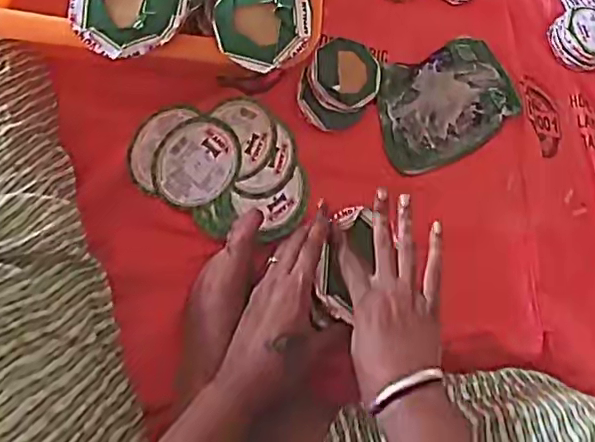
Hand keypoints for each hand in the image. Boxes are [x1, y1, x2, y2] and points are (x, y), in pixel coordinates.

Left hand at [211, 208, 332, 409]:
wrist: (240, 384)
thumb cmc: (279, 368)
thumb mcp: (313, 351)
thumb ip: (335, 333)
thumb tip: (354, 322)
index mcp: (296, 287)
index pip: (311, 248)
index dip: (320, 227)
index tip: (327, 211)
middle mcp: (278, 281)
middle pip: (294, 244)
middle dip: (308, 227)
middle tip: (319, 215)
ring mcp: (262, 288)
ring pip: (280, 252)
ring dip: (293, 239)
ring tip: (304, 231)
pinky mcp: (253, 298)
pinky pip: (270, 266)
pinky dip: (281, 255)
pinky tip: (283, 262)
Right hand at [341, 189, 443, 406]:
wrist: (405, 392)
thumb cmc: (375, 376)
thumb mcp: (355, 343)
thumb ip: (357, 316)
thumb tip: (358, 304)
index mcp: (364, 300)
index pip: (348, 263)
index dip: (340, 240)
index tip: (336, 219)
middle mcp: (387, 289)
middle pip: (381, 245)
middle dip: (379, 216)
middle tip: (380, 193)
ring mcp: (410, 293)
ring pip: (407, 249)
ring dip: (406, 222)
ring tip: (406, 199)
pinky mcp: (430, 302)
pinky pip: (434, 270)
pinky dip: (436, 248)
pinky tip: (437, 228)